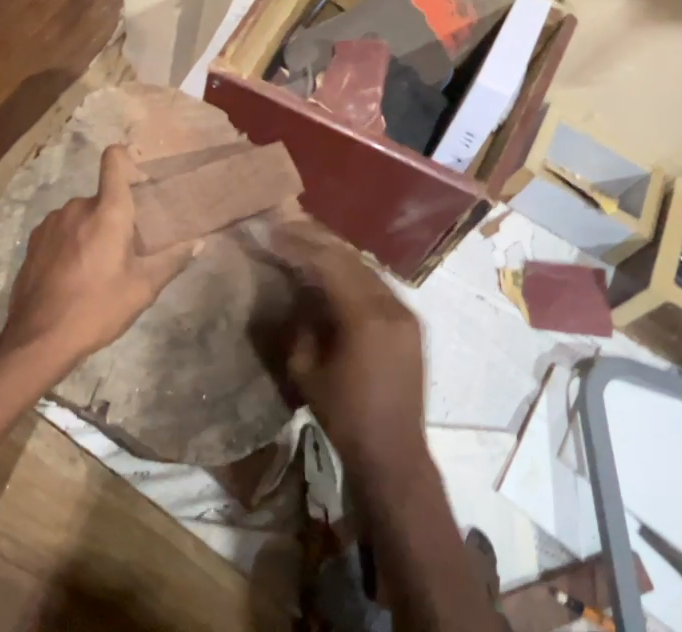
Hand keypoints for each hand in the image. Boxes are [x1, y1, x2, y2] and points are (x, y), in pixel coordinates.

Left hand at [0, 144, 196, 369]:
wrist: (39, 336)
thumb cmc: (98, 308)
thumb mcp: (143, 288)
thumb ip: (171, 260)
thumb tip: (198, 242)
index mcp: (107, 211)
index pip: (114, 160)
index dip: (127, 158)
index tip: (140, 177)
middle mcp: (77, 207)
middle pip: (103, 198)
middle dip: (116, 217)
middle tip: (129, 249)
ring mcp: (51, 222)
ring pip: (82, 216)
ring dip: (92, 231)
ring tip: (99, 267)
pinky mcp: (34, 240)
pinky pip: (62, 231)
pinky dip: (72, 243)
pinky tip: (74, 275)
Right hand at [269, 220, 427, 474]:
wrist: (393, 451)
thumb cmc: (344, 415)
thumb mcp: (305, 371)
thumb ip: (298, 325)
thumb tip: (294, 294)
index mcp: (366, 317)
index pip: (328, 264)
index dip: (296, 245)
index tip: (270, 234)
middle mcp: (392, 306)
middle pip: (350, 258)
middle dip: (315, 241)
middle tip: (283, 230)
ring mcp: (407, 313)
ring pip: (366, 268)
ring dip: (334, 255)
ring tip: (303, 244)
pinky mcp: (411, 323)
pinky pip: (378, 284)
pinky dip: (351, 273)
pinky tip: (331, 273)